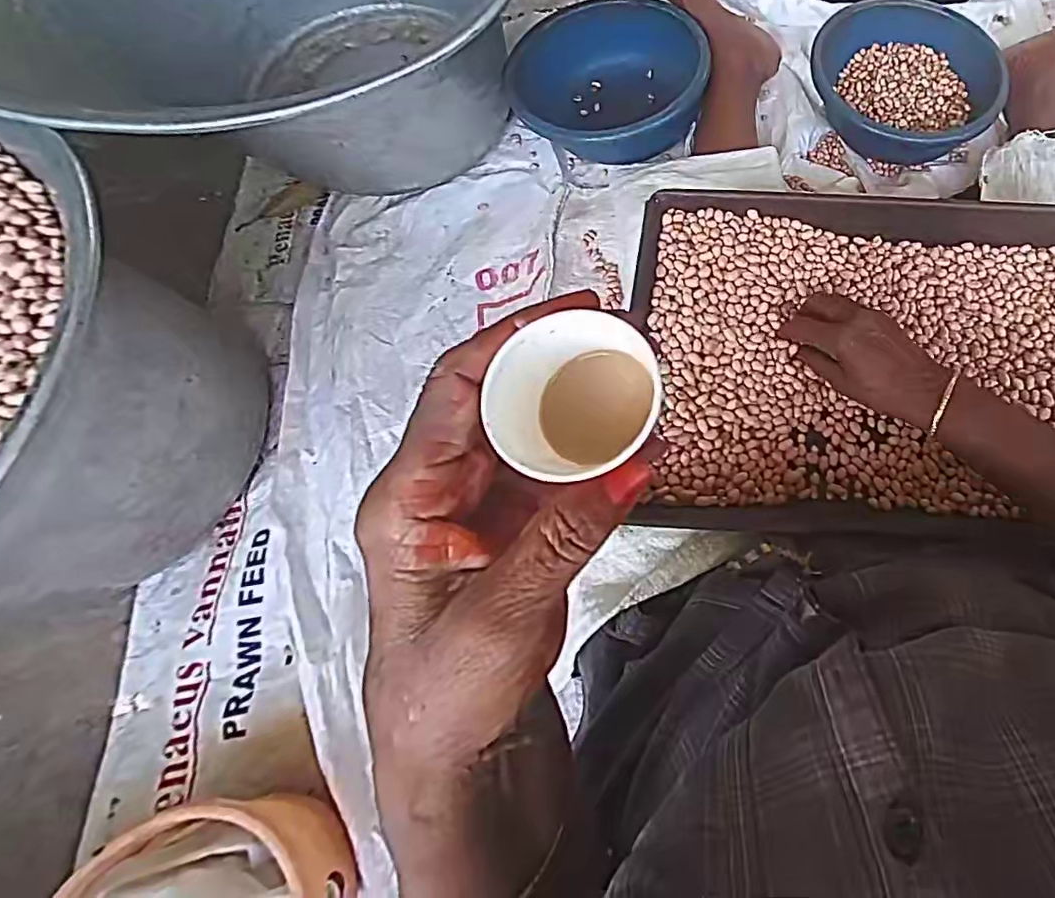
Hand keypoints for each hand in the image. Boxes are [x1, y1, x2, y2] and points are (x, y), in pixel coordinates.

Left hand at [357, 290, 658, 803]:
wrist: (455, 742)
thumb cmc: (443, 689)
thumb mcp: (501, 612)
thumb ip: (569, 534)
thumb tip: (636, 463)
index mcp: (412, 495)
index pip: (458, 387)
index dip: (513, 337)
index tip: (574, 312)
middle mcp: (449, 483)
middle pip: (507, 395)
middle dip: (564, 358)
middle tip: (626, 337)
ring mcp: (492, 499)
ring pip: (543, 426)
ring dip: (591, 400)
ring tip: (642, 376)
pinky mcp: (528, 517)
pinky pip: (570, 466)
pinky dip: (606, 448)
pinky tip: (642, 437)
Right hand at [779, 293, 952, 428]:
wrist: (923, 388)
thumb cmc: (884, 393)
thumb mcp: (843, 383)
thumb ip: (818, 363)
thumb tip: (801, 351)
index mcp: (842, 339)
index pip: (804, 326)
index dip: (788, 329)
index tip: (781, 333)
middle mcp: (855, 319)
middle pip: (817, 301)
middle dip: (802, 311)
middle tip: (796, 326)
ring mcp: (870, 315)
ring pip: (835, 300)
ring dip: (820, 309)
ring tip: (814, 327)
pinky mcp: (882, 316)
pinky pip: (851, 307)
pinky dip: (838, 313)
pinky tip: (837, 330)